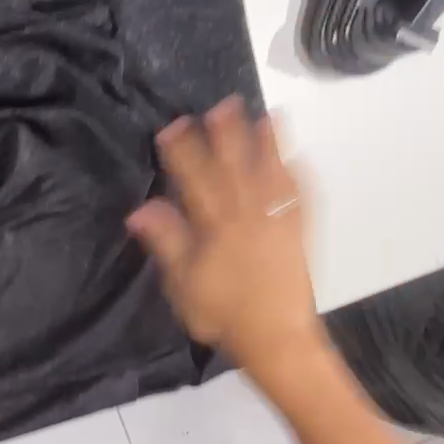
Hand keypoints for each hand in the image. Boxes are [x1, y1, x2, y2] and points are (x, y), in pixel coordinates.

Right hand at [126, 97, 327, 378]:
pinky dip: (298, 174)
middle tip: (222, 106)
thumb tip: (141, 208)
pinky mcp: (300, 232)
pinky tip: (296, 159)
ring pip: (273, 174)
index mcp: (217, 225)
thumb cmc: (221, 311)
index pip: (196, 179)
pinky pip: (302, 196)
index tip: (173, 127)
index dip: (183, 151)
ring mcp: (280, 221)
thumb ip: (166, 240)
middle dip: (228, 135)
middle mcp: (251, 215)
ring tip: (267, 115)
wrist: (275, 337)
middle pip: (237, 167)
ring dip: (268, 144)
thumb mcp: (182, 280)